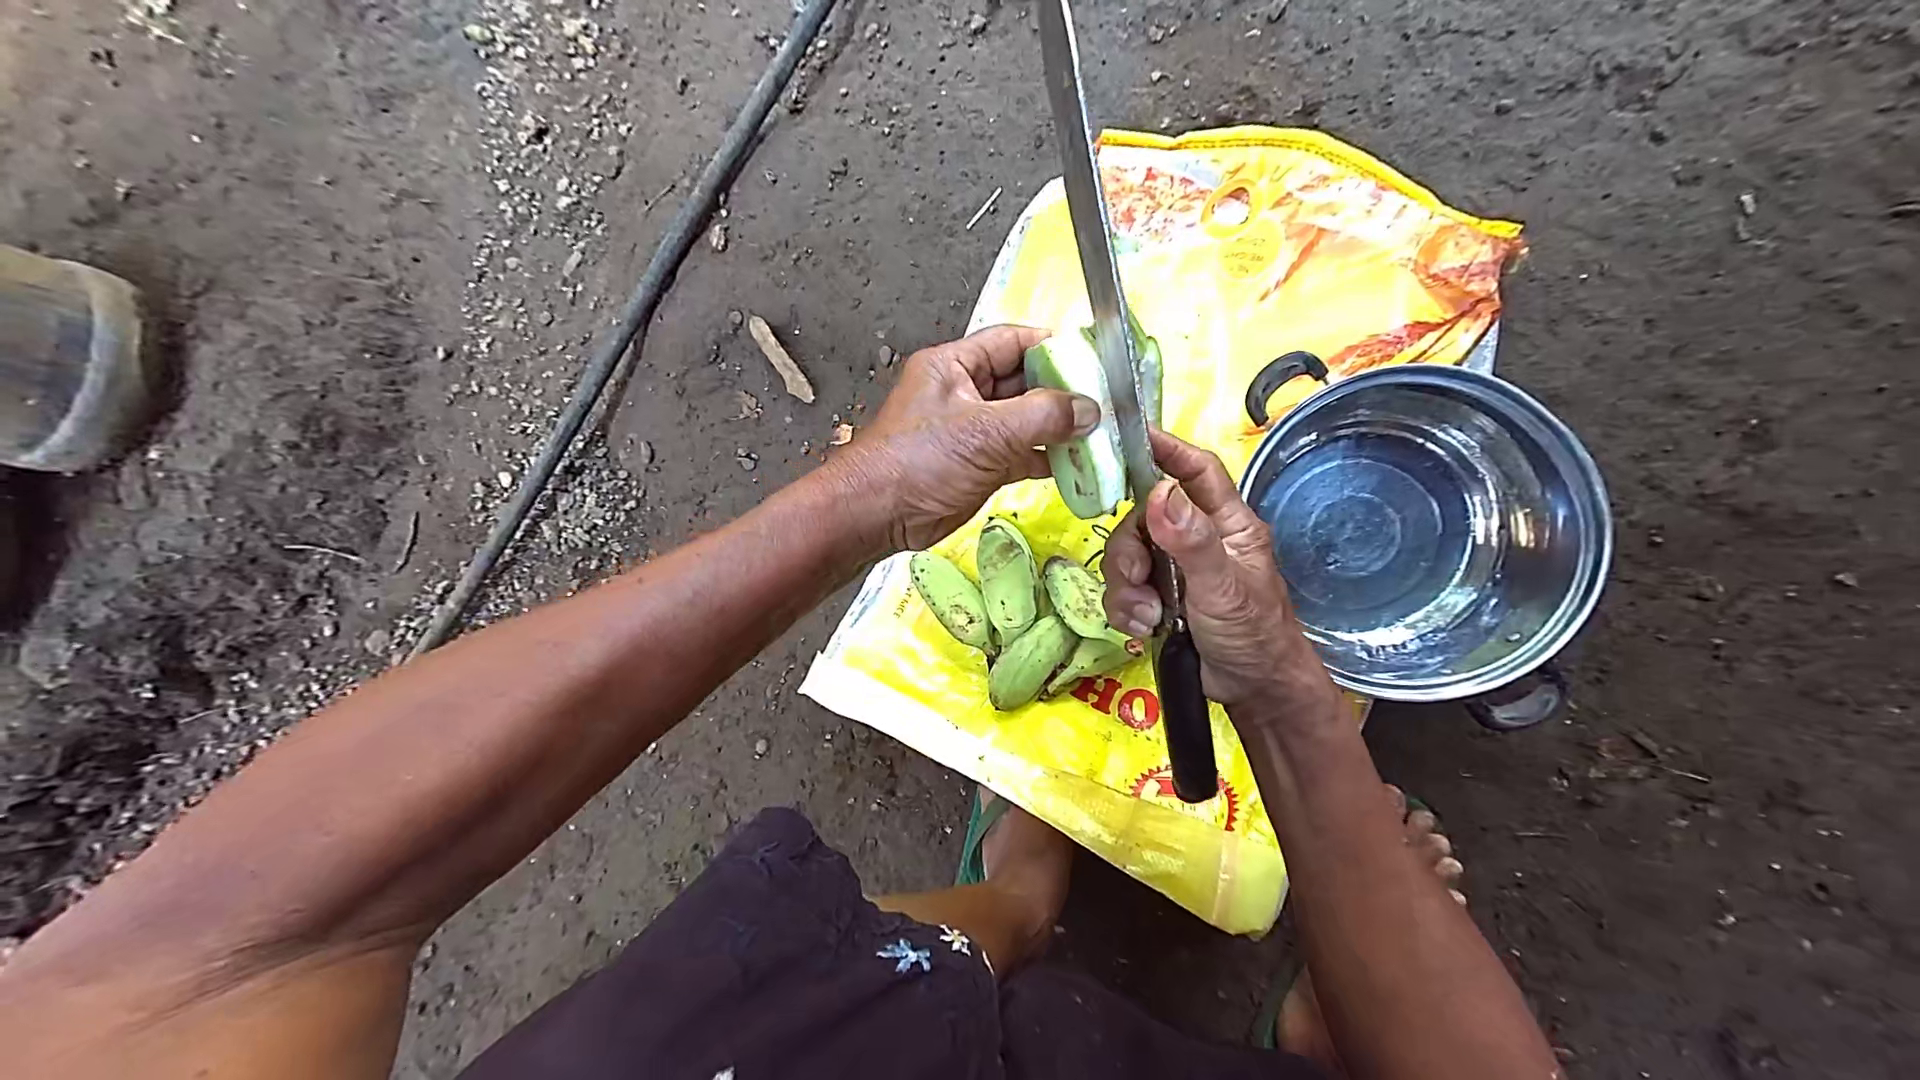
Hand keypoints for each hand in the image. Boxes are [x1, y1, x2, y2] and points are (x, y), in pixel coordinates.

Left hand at [834, 325, 1098, 550]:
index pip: (1012, 342)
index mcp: (955, 366)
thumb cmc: (918, 461)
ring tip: (1098, 434)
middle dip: (1062, 392)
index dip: (1052, 347)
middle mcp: (964, 393)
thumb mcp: (983, 430)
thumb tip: (1088, 410)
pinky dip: (1046, 458)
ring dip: (1058, 429)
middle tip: (1104, 401)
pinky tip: (1076, 464)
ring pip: (1025, 421)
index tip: (1091, 358)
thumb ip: (1041, 415)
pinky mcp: (979, 464)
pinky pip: (1020, 453)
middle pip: (1023, 382)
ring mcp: (972, 431)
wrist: (879, 515)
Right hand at [1102, 429, 1343, 730]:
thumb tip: (1159, 492)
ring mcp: (1171, 568)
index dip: (1168, 450)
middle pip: (1142, 518)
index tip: (1133, 435)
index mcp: (1224, 523)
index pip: (1196, 471)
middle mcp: (1193, 537)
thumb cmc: (1254, 633)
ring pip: (1124, 556)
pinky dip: (1124, 608)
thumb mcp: (1224, 587)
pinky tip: (1143, 628)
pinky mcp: (1153, 596)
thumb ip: (1193, 541)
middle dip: (1130, 552)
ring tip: (1147, 616)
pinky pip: (1120, 588)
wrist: (1251, 690)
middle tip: (1138, 580)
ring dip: (1126, 588)